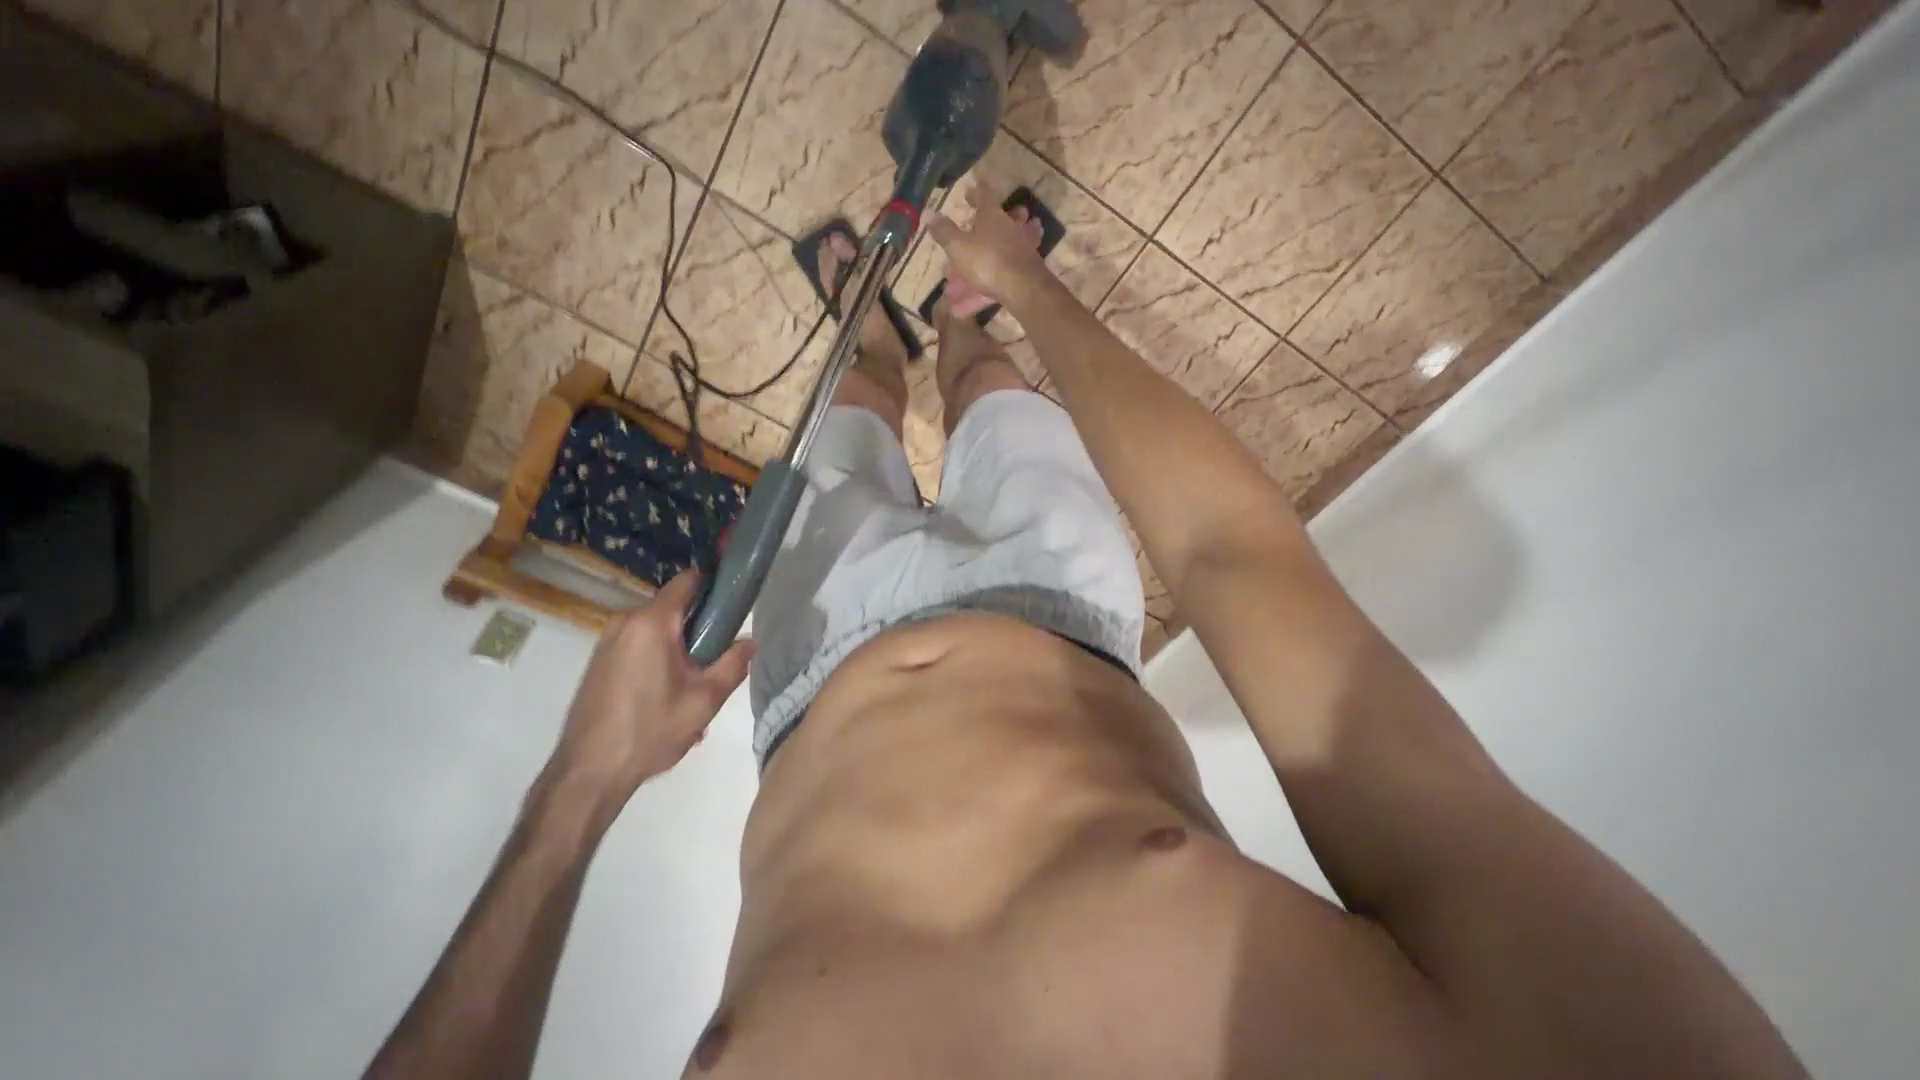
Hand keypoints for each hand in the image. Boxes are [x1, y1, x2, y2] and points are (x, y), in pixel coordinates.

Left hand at [547, 571, 754, 802]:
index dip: (713, 588)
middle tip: (711, 670)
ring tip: (688, 695)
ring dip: (677, 656)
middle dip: (697, 635)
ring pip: (656, 634)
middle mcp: (625, 623)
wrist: (589, 771)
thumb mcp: (704, 701)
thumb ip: (733, 665)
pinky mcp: (598, 663)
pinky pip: (637, 650)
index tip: (733, 609)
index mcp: (651, 623)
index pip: (687, 581)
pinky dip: (655, 666)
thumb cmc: (650, 731)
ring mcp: (607, 642)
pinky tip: (662, 704)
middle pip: (673, 612)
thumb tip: (750, 642)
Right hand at [926, 182, 1052, 318]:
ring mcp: (1021, 249)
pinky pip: (1005, 272)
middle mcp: (1010, 228)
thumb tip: (930, 213)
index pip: (984, 196)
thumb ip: (945, 232)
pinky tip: (973, 300)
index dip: (976, 192)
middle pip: (1006, 218)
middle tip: (981, 221)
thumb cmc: (988, 261)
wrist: (1023, 288)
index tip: (970, 190)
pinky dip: (990, 283)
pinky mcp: (1025, 271)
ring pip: (1006, 247)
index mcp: (992, 216)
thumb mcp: (959, 246)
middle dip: (994, 219)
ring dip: (993, 252)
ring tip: (979, 260)